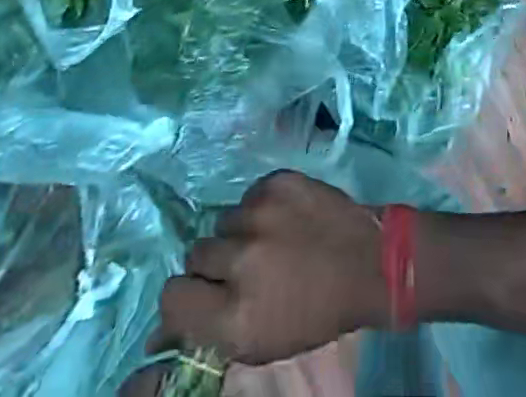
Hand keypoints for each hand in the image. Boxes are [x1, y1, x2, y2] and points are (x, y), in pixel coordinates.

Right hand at [157, 171, 389, 364]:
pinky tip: (286, 217)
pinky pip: (248, 194)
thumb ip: (207, 332)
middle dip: (216, 261)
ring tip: (272, 239)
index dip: (184, 294)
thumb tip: (156, 335)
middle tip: (246, 264)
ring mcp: (260, 215)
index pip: (172, 295)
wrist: (369, 262)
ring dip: (240, 231)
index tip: (202, 291)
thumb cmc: (316, 312)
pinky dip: (261, 206)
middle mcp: (241, 261)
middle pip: (196, 253)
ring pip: (223, 220)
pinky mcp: (277, 182)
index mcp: (235, 314)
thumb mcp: (260, 342)